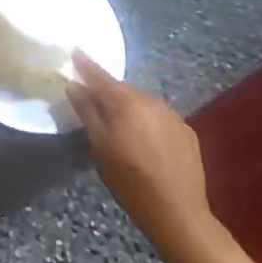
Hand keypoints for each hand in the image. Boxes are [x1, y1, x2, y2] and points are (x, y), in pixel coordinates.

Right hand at [66, 52, 209, 242]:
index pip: (101, 77)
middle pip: (122, 89)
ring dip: (128, 107)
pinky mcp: (186, 131)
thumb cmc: (130, 181)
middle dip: (107, 91)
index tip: (75, 50)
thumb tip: (74, 85)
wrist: (178, 212)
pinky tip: (144, 141)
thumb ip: (87, 112)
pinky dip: (147, 121)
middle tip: (92, 99)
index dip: (85, 65)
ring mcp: (173, 115)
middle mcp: (152, 100)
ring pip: (142, 102)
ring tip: (118, 124)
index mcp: (127, 103)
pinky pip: (159, 117)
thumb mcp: (100, 148)